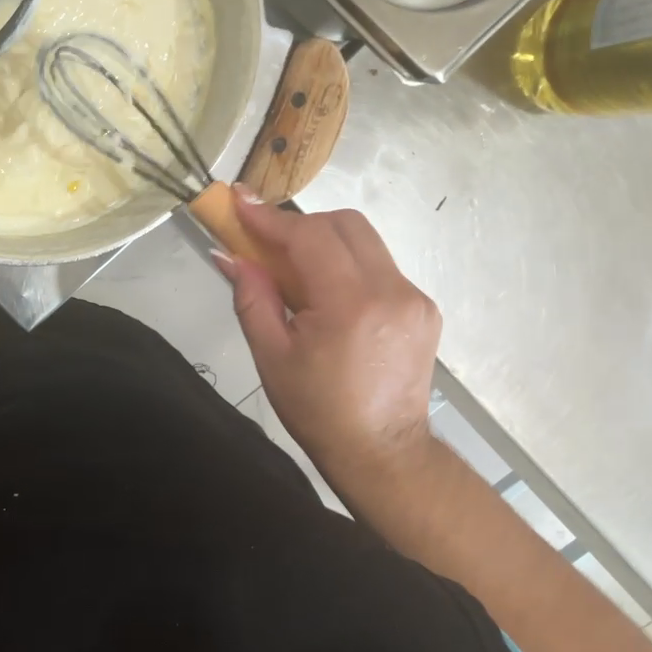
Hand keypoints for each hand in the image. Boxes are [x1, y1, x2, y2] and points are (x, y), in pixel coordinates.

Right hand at [212, 196, 442, 484]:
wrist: (380, 450)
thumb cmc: (315, 408)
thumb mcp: (270, 354)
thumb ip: (251, 297)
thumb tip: (229, 255)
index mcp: (350, 305)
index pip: (309, 238)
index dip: (270, 217)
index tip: (238, 201)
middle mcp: (392, 290)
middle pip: (344, 225)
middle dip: (299, 224)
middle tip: (263, 239)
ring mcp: (414, 297)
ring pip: (365, 242)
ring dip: (322, 243)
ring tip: (290, 270)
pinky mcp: (422, 308)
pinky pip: (378, 267)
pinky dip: (344, 266)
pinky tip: (323, 296)